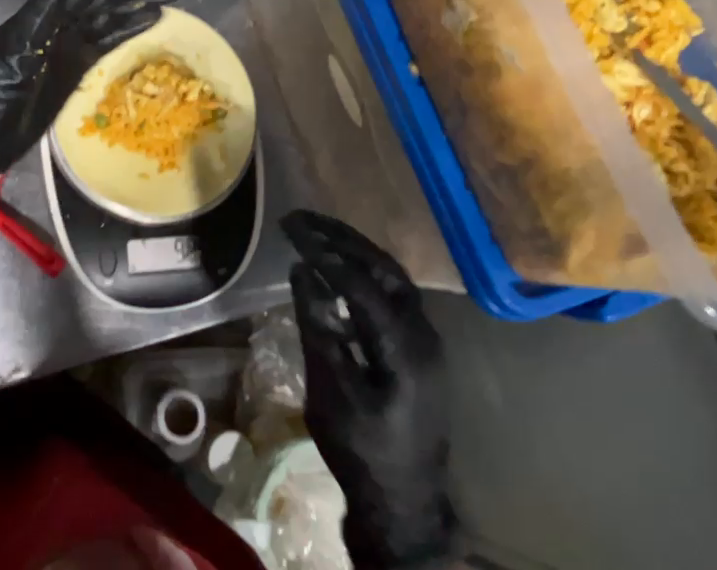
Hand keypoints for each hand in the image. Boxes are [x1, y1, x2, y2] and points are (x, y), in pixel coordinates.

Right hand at [283, 210, 452, 569]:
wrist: (403, 498)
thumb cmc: (361, 450)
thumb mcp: (330, 392)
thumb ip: (318, 329)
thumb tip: (302, 273)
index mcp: (405, 346)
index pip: (362, 281)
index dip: (325, 252)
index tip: (290, 228)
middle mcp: (424, 331)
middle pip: (383, 268)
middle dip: (340, 238)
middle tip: (299, 219)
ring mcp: (426, 338)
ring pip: (391, 277)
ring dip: (353, 250)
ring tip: (315, 232)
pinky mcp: (418, 346)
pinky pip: (391, 294)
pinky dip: (362, 272)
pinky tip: (336, 270)